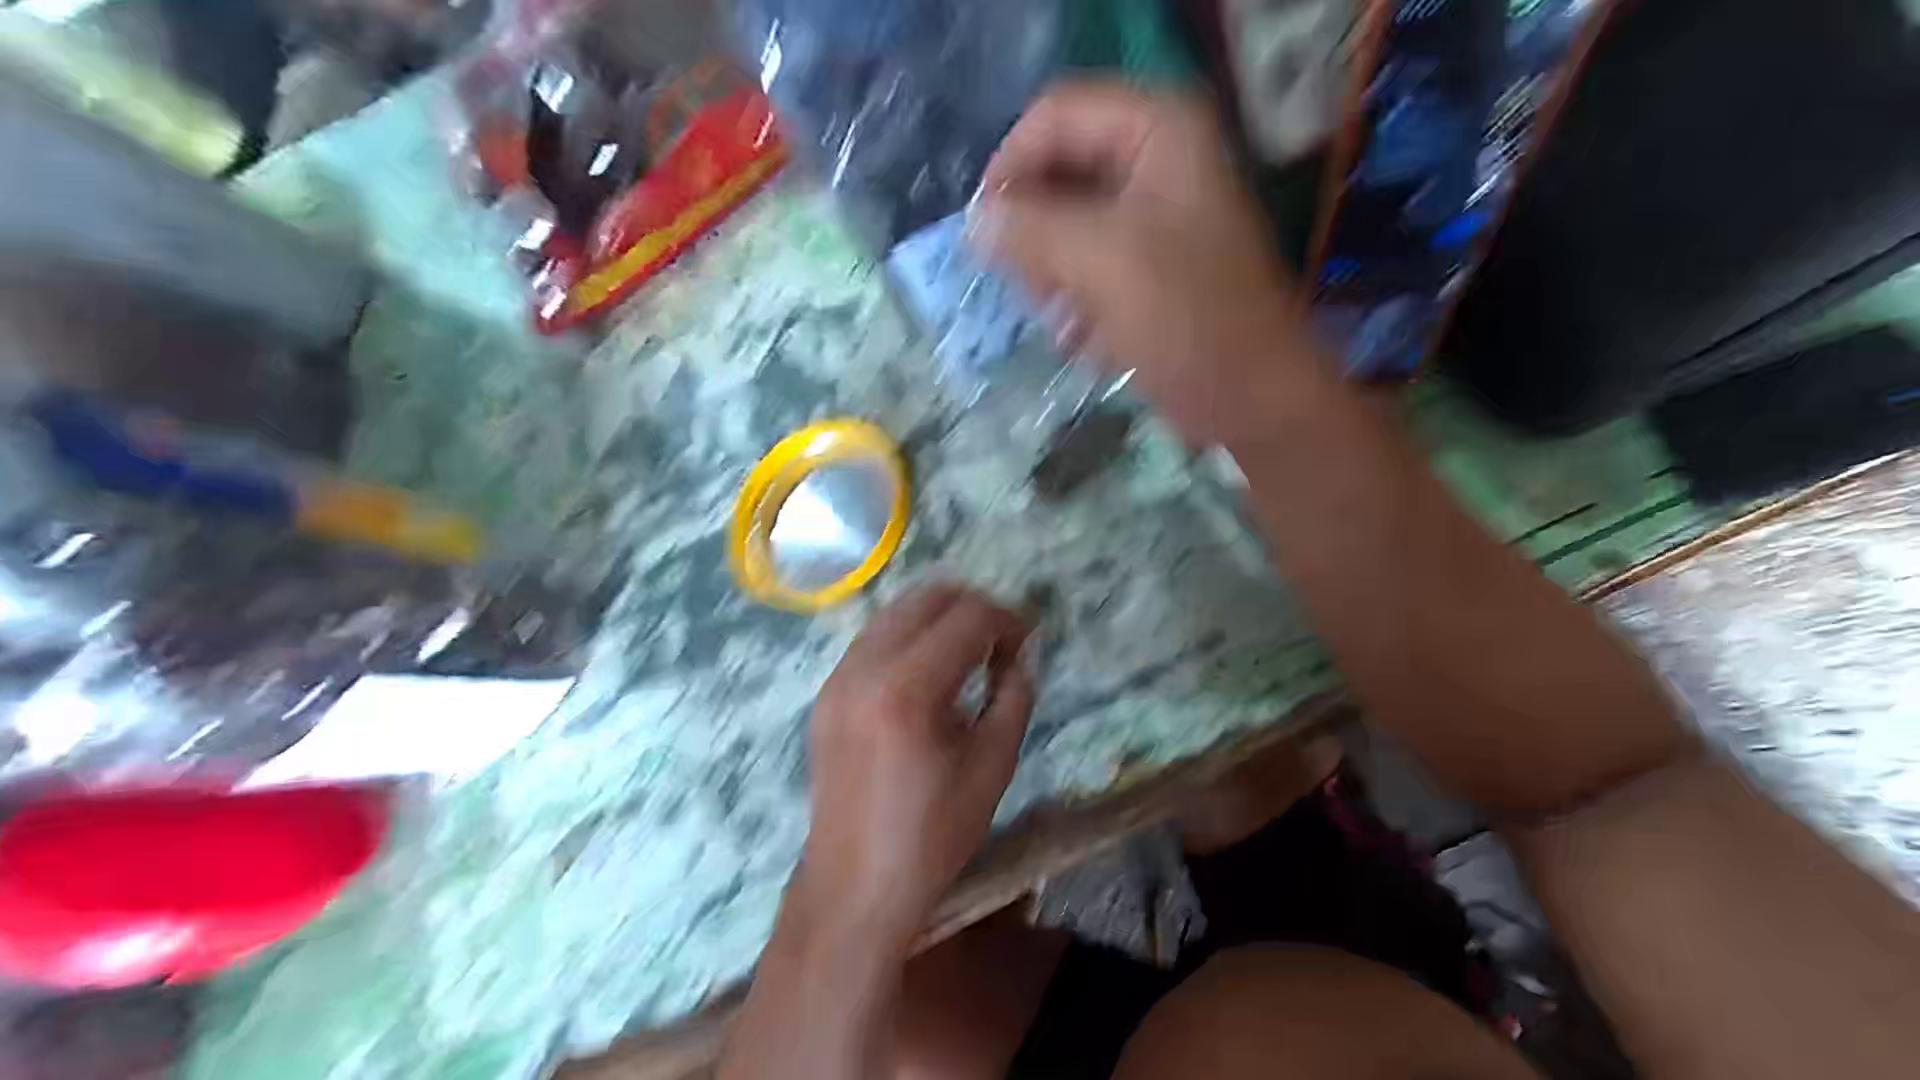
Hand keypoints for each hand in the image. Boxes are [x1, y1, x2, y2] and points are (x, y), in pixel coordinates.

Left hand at [796, 584, 1034, 941]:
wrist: (853, 887)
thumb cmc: (932, 836)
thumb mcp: (993, 766)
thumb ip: (1014, 696)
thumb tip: (1018, 658)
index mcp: (907, 688)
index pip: (967, 617)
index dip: (1007, 621)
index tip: (1026, 644)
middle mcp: (864, 667)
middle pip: (926, 596)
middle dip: (972, 607)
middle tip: (1000, 641)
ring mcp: (837, 677)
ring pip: (895, 611)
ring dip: (938, 619)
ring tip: (967, 655)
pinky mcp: (826, 693)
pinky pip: (872, 639)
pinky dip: (907, 638)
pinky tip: (928, 674)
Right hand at [972, 81, 1322, 443]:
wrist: (1248, 399)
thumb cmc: (1189, 320)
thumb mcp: (1105, 262)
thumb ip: (1033, 230)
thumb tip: (976, 223)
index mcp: (1158, 133)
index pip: (1055, 116)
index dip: (1011, 165)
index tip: (983, 230)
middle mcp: (1153, 164)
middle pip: (1055, 173)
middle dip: (1035, 235)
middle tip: (1034, 285)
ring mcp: (1148, 220)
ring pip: (1061, 228)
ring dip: (1052, 278)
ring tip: (1067, 320)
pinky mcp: (1142, 269)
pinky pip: (1080, 269)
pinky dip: (1074, 305)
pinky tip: (1085, 339)